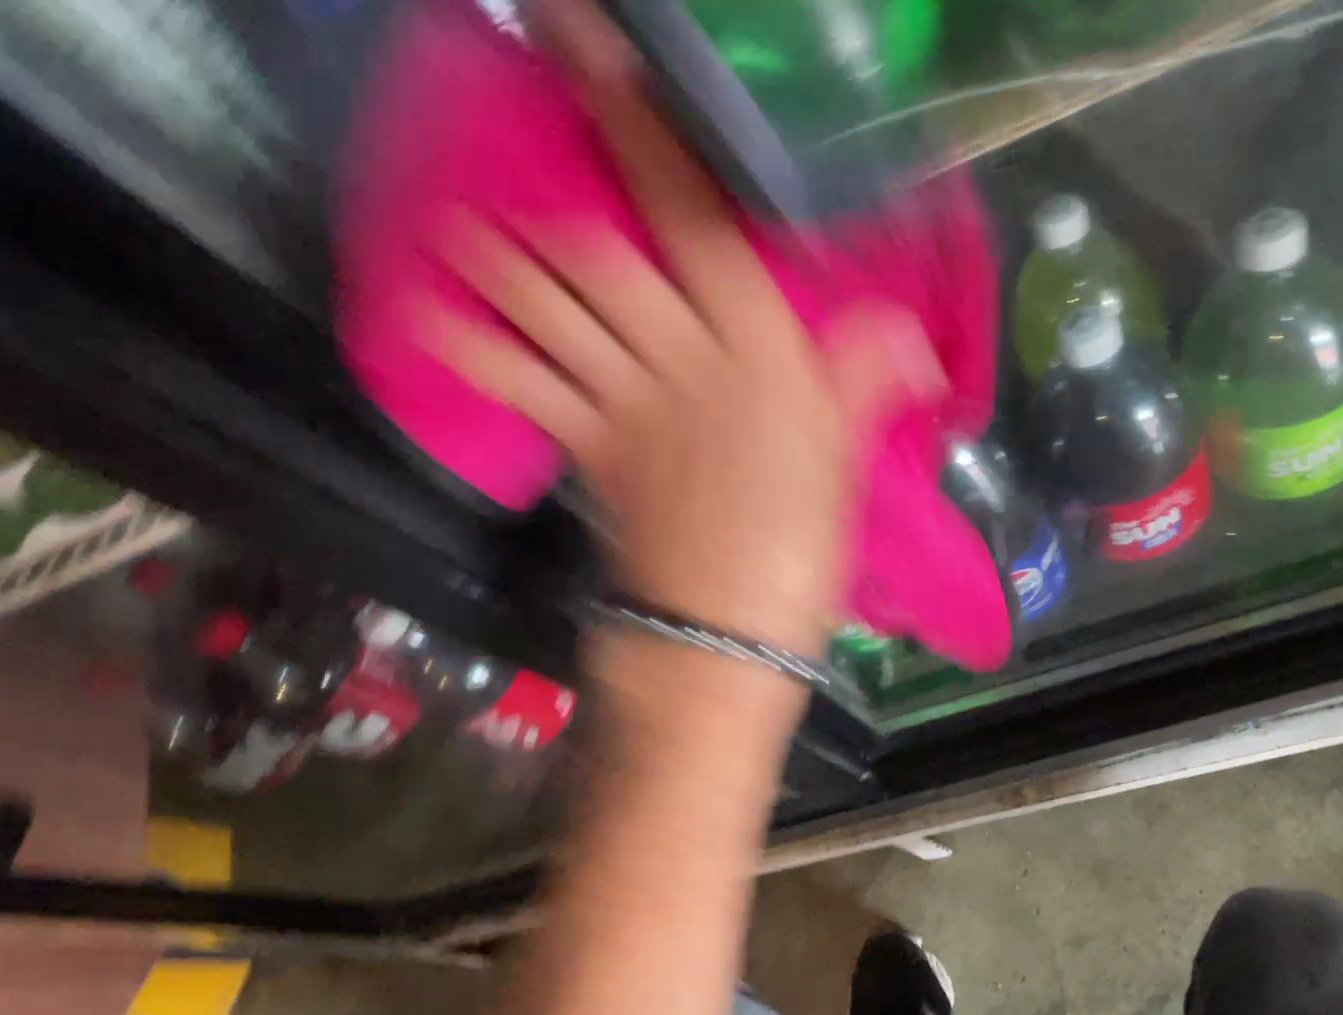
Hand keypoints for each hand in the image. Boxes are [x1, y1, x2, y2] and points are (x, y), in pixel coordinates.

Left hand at [418, 7, 942, 654]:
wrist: (726, 630)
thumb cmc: (800, 540)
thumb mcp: (846, 456)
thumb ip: (866, 381)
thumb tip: (914, 338)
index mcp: (754, 345)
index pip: (696, 215)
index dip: (644, 129)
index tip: (597, 52)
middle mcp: (680, 355)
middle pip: (605, 247)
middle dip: (558, 166)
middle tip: (515, 94)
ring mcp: (624, 399)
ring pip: (549, 305)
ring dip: (500, 251)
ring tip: (460, 203)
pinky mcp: (587, 444)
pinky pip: (522, 386)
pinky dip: (472, 350)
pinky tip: (428, 313)